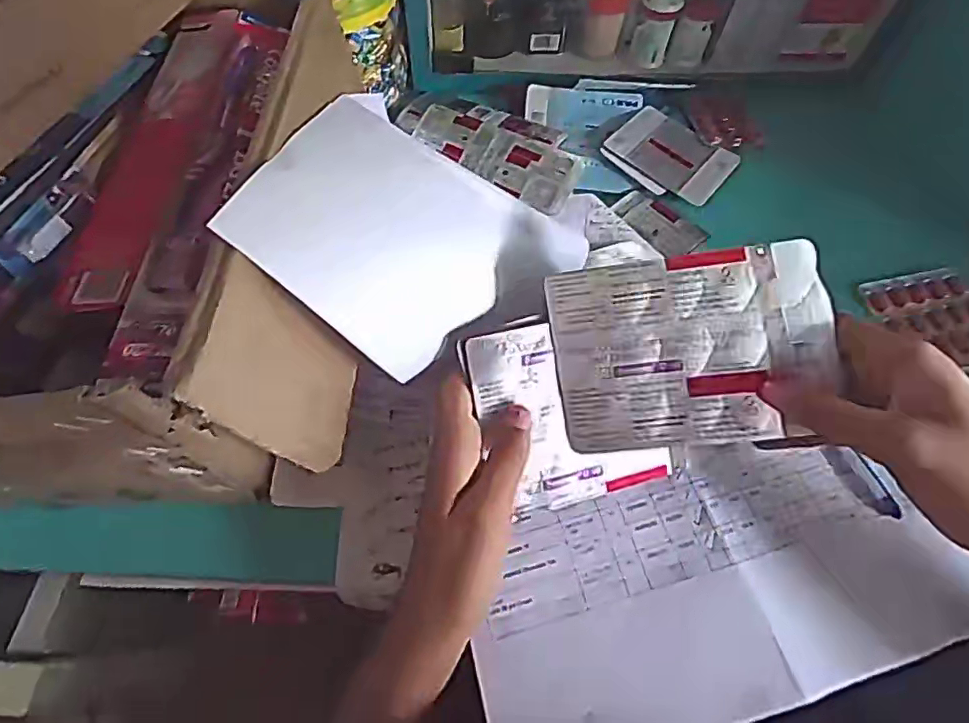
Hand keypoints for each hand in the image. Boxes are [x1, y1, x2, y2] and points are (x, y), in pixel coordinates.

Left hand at [337, 373, 530, 722]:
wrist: (431, 623)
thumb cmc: (456, 571)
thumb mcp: (490, 512)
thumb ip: (505, 459)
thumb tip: (519, 410)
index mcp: (450, 453)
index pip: (453, 390)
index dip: (475, 363)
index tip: (506, 346)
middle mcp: (448, 459)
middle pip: (466, 404)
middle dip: (494, 382)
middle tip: (533, 367)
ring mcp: (454, 479)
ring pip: (476, 428)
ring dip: (500, 411)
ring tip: (537, 400)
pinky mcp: (462, 499)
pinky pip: (484, 454)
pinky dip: (504, 442)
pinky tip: (527, 450)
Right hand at [761, 317, 968, 595]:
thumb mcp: (899, 444)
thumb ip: (831, 413)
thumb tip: (769, 384)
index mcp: (906, 358)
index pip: (834, 328)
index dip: (791, 334)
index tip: (746, 348)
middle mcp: (903, 373)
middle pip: (833, 359)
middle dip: (791, 370)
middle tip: (741, 383)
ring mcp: (905, 406)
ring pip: (840, 391)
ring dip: (806, 401)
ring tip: (755, 408)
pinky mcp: (905, 435)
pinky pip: (854, 419)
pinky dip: (826, 425)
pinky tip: (794, 436)